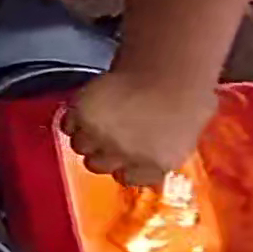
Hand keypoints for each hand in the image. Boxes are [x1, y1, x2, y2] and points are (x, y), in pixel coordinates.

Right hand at [62, 70, 218, 186]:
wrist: (166, 72)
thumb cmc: (185, 100)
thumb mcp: (183, 138)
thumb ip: (158, 154)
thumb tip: (145, 158)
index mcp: (153, 165)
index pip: (126, 179)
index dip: (123, 168)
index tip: (122, 161)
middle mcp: (122, 154)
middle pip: (95, 165)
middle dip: (99, 154)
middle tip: (104, 141)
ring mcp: (98, 134)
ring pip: (79, 146)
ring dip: (85, 137)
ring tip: (94, 123)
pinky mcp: (80, 114)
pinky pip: (67, 125)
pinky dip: (73, 120)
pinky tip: (85, 112)